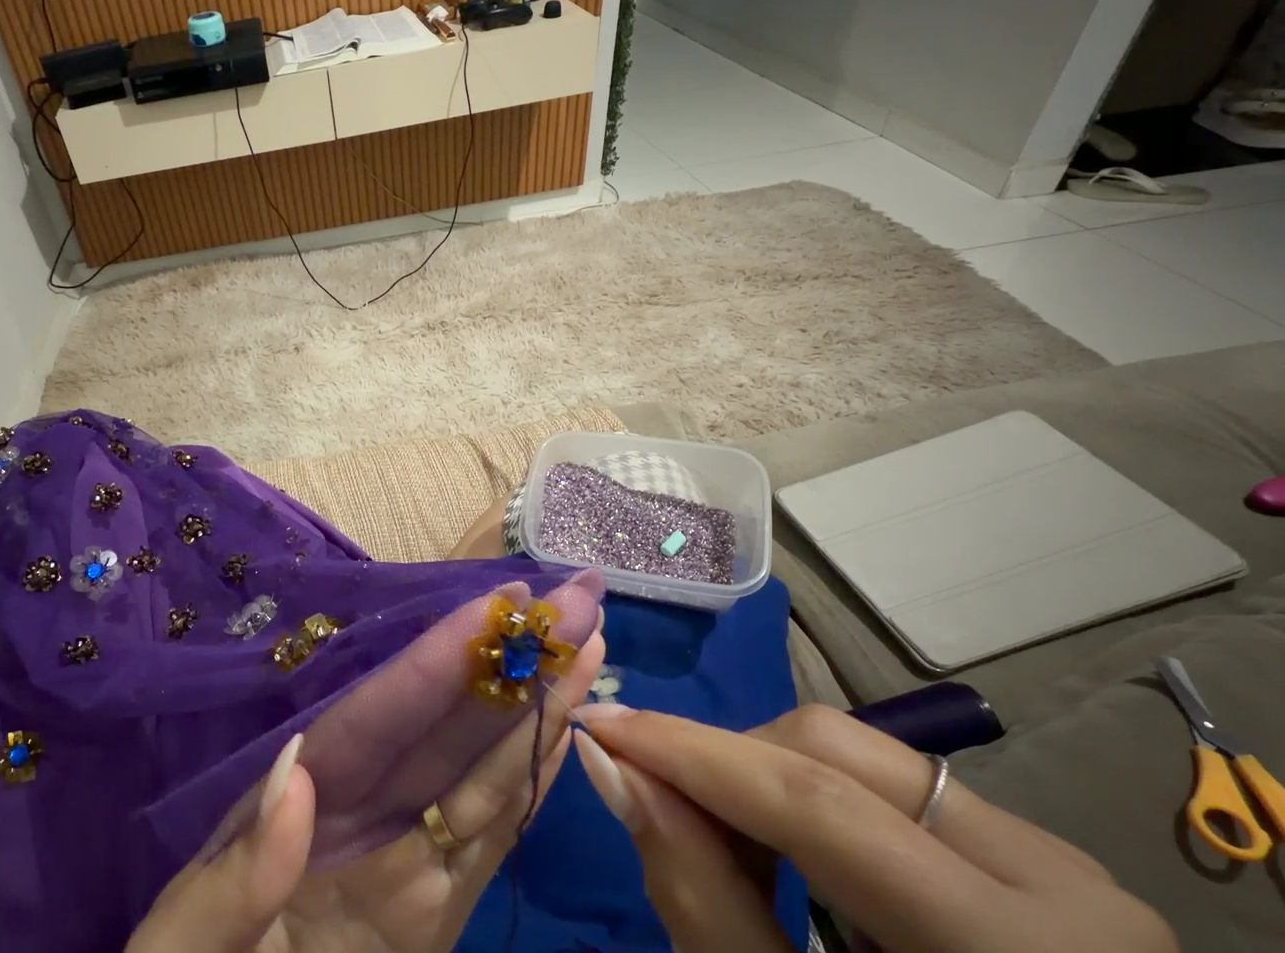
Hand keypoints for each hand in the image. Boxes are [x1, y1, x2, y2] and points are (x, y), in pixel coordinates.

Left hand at [128, 578, 607, 952]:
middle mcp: (360, 811)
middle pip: (446, 727)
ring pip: (482, 772)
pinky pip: (490, 843)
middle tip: (573, 600)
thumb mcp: (184, 935)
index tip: (498, 602)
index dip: (440, 657)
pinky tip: (564, 741)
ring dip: (536, 711)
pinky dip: (531, 789)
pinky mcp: (433, 914)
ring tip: (584, 649)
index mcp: (298, 797)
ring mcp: (402, 860)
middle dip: (508, 662)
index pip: (380, 713)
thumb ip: (240, 867)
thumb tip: (299, 769)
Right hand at [573, 703, 1178, 951]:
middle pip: (836, 752)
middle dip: (723, 765)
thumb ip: (703, 899)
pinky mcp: (1038, 862)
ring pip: (861, 757)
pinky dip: (811, 808)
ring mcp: (1058, 865)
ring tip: (725, 855)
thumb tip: (613, 770)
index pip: (818, 805)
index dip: (693, 756)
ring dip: (762, 785)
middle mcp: (1059, 881)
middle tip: (653, 806)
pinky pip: (890, 790)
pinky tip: (790, 870)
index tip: (598, 725)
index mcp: (1012, 948)